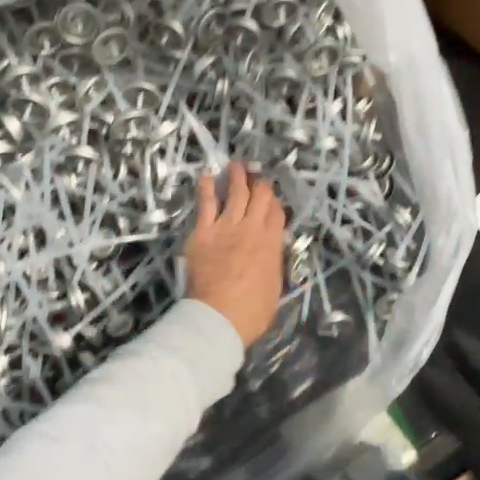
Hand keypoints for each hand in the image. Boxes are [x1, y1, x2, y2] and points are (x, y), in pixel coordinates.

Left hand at [184, 163, 285, 345]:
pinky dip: (206, 186)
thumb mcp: (274, 287)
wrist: (219, 316)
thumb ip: (272, 263)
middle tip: (257, 173)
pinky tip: (206, 175)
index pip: (277, 213)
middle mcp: (251, 228)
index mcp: (272, 243)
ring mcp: (226, 226)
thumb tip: (270, 253)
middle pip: (259, 197)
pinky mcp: (203, 231)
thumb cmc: (251, 311)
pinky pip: (205, 202)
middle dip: (260, 183)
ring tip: (236, 164)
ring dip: (236, 176)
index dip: (275, 203)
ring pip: (234, 193)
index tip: (272, 200)